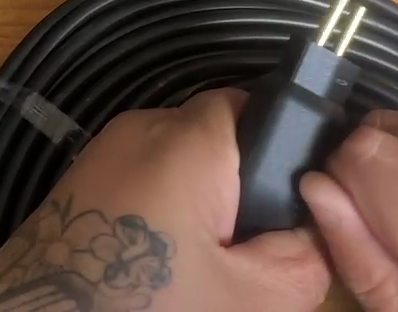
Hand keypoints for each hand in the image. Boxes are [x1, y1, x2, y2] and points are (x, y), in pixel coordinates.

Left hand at [0, 88, 330, 311]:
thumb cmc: (145, 298)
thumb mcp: (245, 300)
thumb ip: (298, 262)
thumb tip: (314, 234)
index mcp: (187, 140)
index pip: (247, 104)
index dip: (279, 143)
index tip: (292, 197)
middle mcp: (142, 126)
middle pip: (211, 137)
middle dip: (238, 185)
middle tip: (249, 249)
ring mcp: (105, 148)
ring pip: (175, 161)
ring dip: (198, 201)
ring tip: (203, 264)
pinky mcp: (83, 175)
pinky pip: (141, 176)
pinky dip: (161, 208)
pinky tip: (160, 260)